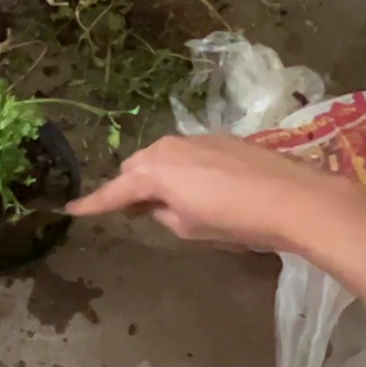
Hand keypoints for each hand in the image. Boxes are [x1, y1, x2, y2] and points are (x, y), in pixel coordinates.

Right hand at [67, 133, 365, 251]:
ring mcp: (195, 139)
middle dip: (130, 187)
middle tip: (137, 211)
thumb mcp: (189, 228)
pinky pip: (185, 153)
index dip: (92, 204)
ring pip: (160, 157)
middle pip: (134, 168)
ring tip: (172, 199)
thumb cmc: (236, 221)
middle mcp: (167, 148)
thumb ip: (161, 214)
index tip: (70, 210)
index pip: (113, 193)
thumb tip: (157, 205)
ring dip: (156, 176)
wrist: (295, 198)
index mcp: (153, 173)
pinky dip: (182, 169)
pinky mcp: (220, 138)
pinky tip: (203, 186)